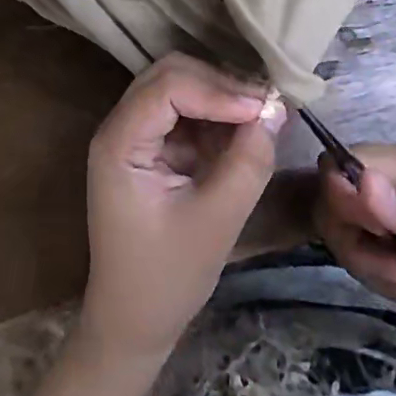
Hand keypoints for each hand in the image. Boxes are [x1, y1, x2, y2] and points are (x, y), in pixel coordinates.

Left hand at [81, 53, 286, 356]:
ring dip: (222, 96)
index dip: (218, 90)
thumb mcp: (216, 221)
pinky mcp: (154, 145)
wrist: (133, 321)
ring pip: (182, 85)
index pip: (168, 87)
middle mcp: (121, 126)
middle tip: (266, 106)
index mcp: (119, 143)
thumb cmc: (167, 277)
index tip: (261, 109)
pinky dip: (219, 114)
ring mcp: (136, 133)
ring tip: (263, 116)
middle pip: (172, 74)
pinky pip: (189, 110)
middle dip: (221, 84)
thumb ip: (248, 162)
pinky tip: (246, 130)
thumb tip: (277, 109)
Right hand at [314, 145, 395, 325]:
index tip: (377, 238)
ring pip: (348, 237)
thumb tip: (361, 182)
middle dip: (360, 248)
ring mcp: (392, 213)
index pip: (340, 165)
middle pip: (336, 206)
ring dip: (378, 271)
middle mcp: (393, 182)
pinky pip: (366, 260)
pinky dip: (387, 282)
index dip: (343, 203)